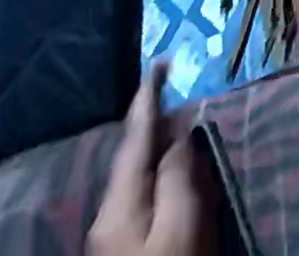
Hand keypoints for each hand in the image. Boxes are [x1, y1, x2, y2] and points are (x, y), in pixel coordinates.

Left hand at [89, 66, 209, 255]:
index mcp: (120, 203)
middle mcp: (111, 214)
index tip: (159, 62)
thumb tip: (177, 140)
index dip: (148, 97)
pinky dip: (166, 179)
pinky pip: (149, 201)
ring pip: (143, 178)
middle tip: (184, 94)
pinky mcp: (127, 250)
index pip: (136, 136)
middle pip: (137, 155)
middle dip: (160, 123)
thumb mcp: (179, 232)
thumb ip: (178, 180)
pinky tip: (183, 181)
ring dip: (164, 151)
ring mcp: (116, 236)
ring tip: (187, 128)